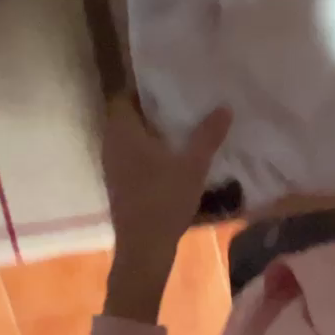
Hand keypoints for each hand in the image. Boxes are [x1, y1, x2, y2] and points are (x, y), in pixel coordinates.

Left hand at [100, 98, 231, 322]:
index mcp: (122, 132)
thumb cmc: (164, 200)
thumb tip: (224, 107)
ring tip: (182, 128)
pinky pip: (132, 157)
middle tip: (182, 103)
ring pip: (130, 139)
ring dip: (151, 133)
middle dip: (151, 110)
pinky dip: (149, 153)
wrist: (144, 248)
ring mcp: (112, 167)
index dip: (143, 89)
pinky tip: (174, 158)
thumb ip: (208, 135)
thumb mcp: (193, 165)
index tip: (168, 85)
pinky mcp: (120, 185)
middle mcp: (111, 145)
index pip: (123, 96)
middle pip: (127, 117)